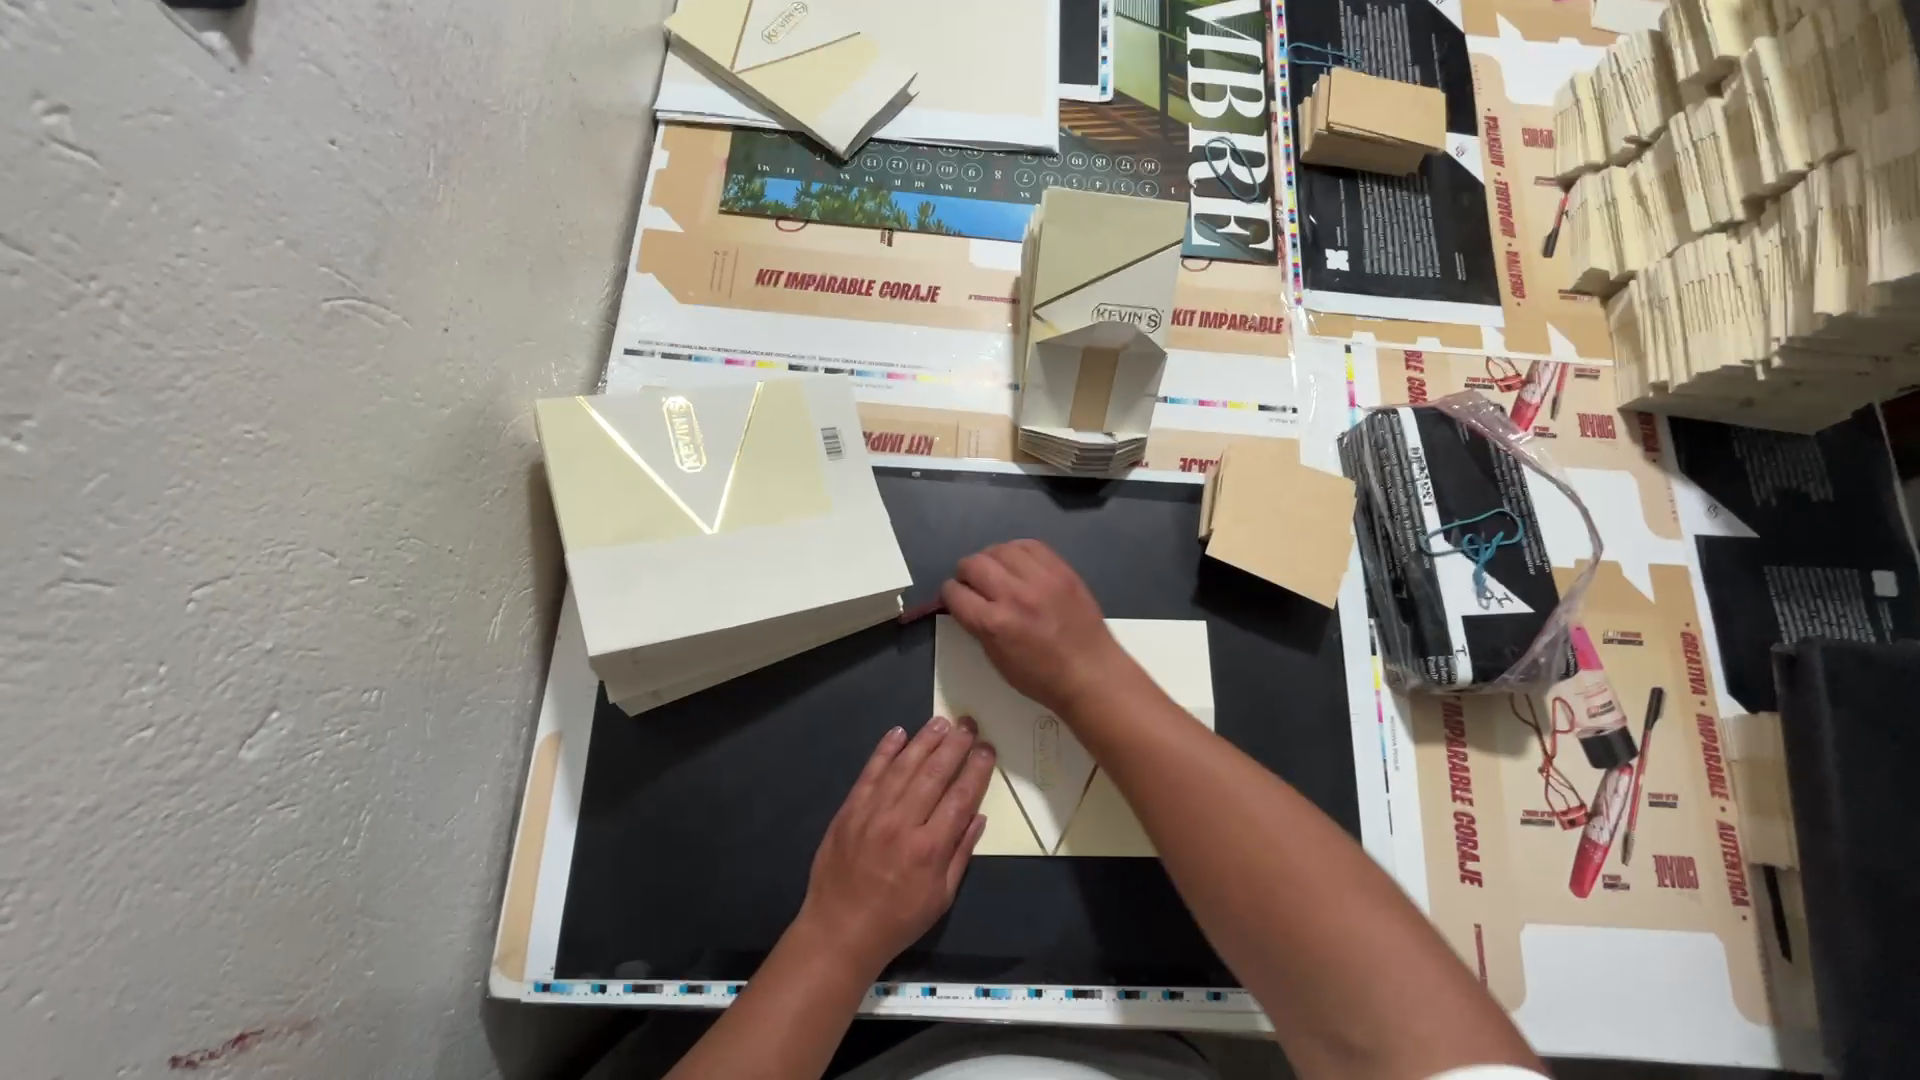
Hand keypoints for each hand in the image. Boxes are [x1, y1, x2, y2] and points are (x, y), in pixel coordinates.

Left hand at [793, 718, 993, 978]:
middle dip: (955, 746)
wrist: (839, 930)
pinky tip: (898, 733)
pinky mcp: (849, 810)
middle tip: (968, 724)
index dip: (976, 770)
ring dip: (924, 740)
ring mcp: (872, 813)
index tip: (987, 749)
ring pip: (903, 767)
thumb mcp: (940, 898)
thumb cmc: (897, 920)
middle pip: (934, 774)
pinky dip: (885, 751)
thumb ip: (960, 854)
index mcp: (929, 848)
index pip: (960, 797)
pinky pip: (870, 773)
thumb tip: (977, 817)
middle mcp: (902, 823)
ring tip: (941, 721)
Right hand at [940, 539, 1125, 714]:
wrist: (1091, 672)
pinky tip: (1019, 565)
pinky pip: (1029, 545)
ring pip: (999, 549)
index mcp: (994, 623)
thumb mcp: (997, 659)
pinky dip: (1017, 552)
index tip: (956, 599)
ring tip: (998, 573)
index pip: (954, 592)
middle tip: (974, 585)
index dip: (949, 595)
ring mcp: (1040, 578)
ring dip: (991, 559)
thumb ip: (977, 626)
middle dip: (965, 574)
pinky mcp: (1061, 569)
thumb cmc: (1041, 676)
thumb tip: (966, 603)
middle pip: (973, 564)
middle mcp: (1013, 595)